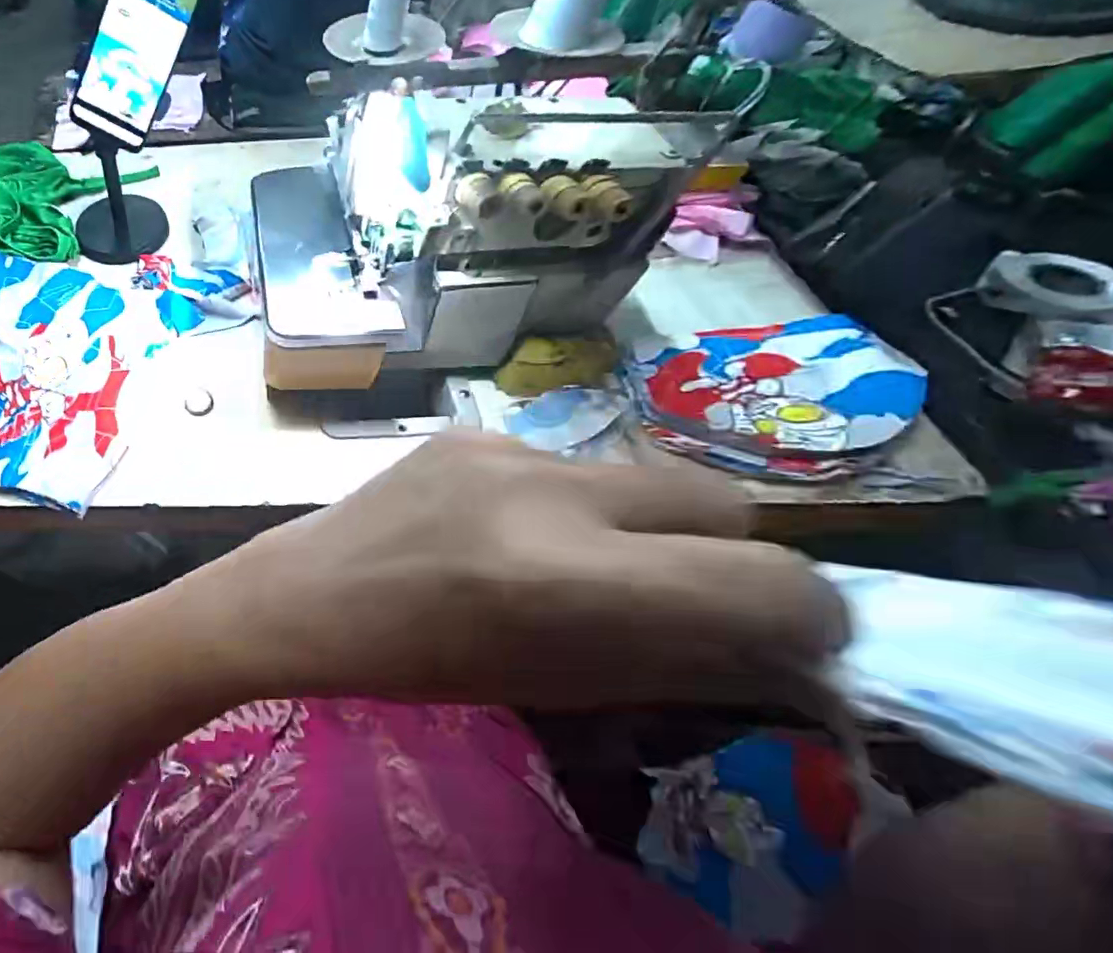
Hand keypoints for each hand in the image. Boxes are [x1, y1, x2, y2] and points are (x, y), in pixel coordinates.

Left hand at [184, 430, 848, 711]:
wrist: (307, 593)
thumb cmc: (418, 662)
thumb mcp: (554, 684)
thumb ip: (675, 661)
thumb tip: (780, 647)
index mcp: (569, 577)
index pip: (766, 581)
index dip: (805, 619)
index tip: (787, 639)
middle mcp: (547, 491)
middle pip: (720, 497)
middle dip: (727, 554)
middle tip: (681, 592)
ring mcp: (502, 446)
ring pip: (639, 473)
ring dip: (641, 521)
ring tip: (577, 558)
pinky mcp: (468, 428)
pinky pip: (561, 459)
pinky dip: (567, 498)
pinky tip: (507, 526)